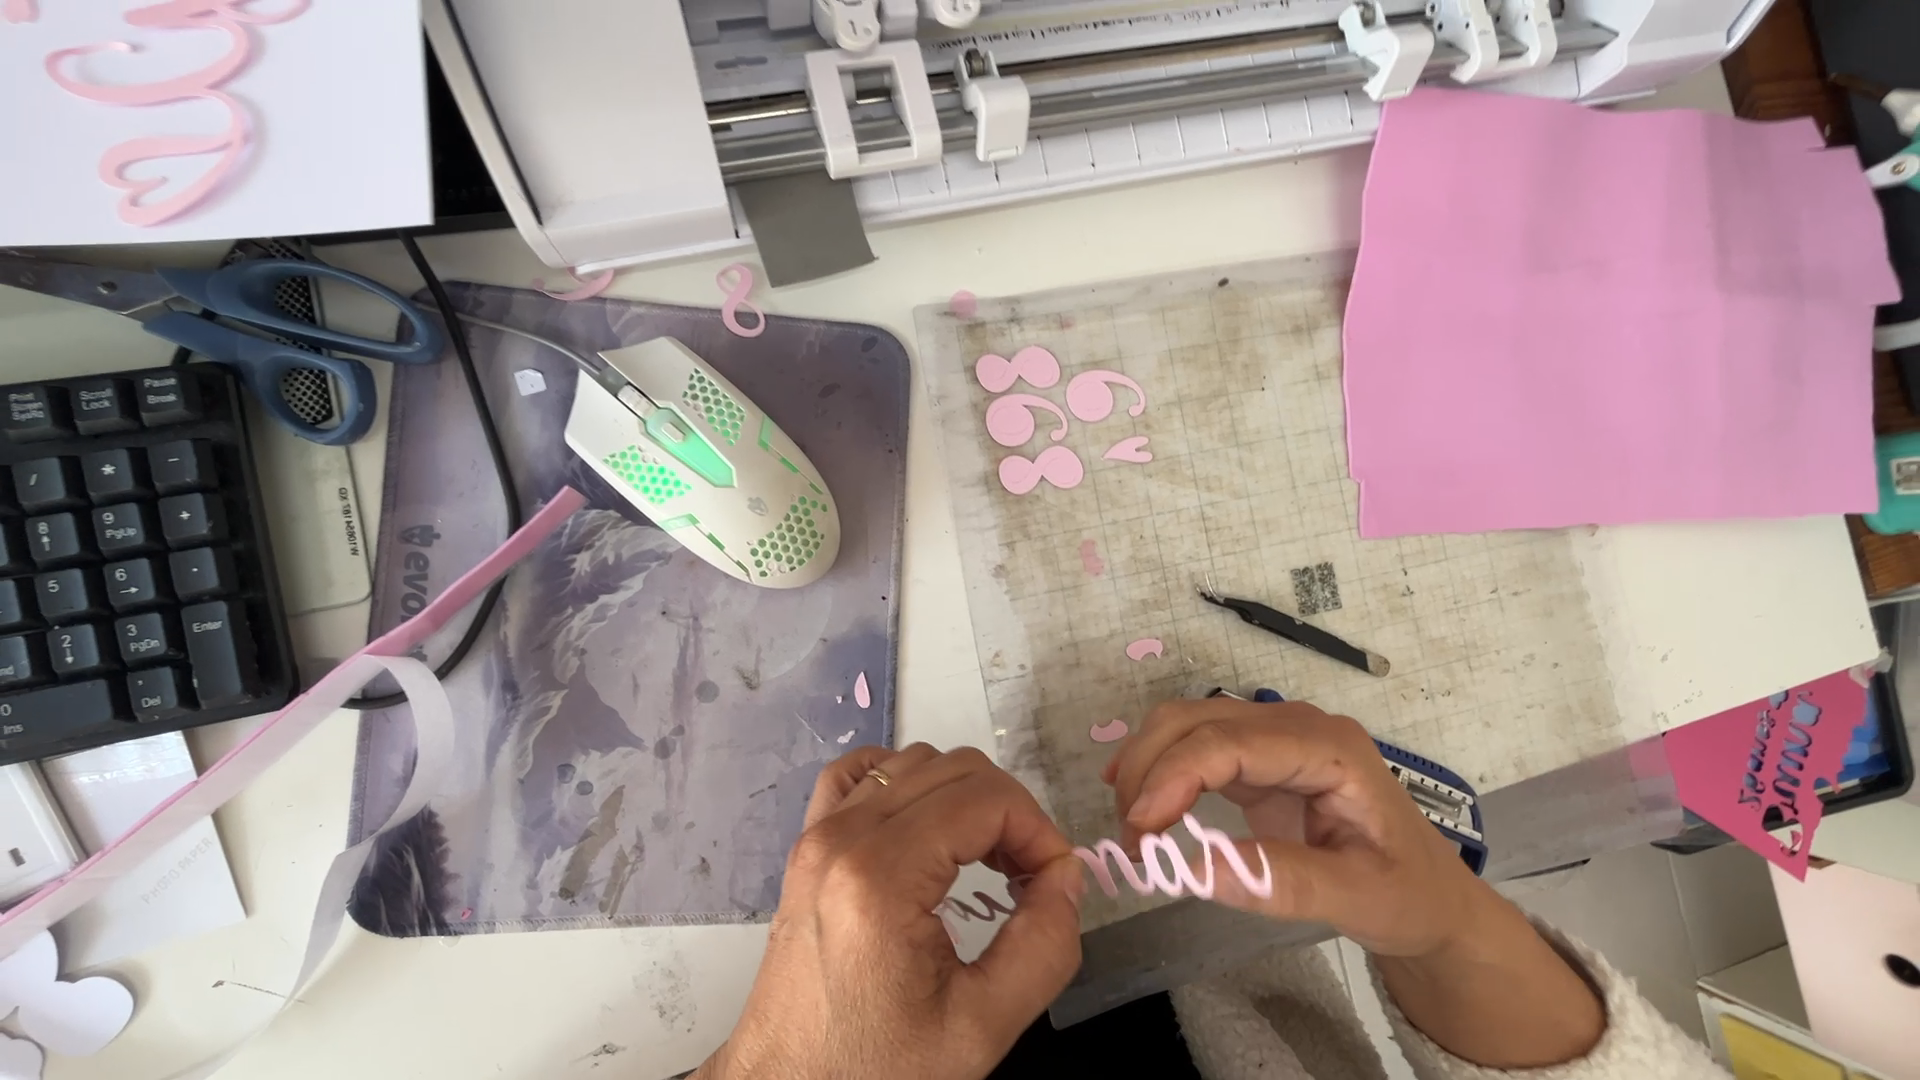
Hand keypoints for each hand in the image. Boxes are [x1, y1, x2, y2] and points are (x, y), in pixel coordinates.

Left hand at [696, 744, 1086, 1079]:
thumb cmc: (878, 1069)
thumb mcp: (981, 1028)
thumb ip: (1044, 946)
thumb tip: (1064, 873)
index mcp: (882, 875)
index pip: (986, 798)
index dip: (1038, 829)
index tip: (1054, 880)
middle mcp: (844, 835)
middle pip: (955, 768)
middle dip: (1009, 811)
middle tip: (1027, 875)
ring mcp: (819, 832)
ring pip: (914, 761)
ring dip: (964, 796)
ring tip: (984, 858)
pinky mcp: (808, 842)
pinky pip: (859, 772)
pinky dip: (903, 780)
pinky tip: (923, 822)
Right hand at [1105, 698, 1602, 1067]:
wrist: (1432, 897)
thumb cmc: (1408, 896)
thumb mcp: (1359, 899)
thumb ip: (1282, 883)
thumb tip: (1193, 871)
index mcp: (1326, 747)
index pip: (1230, 741)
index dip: (1175, 773)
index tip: (1140, 827)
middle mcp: (1293, 725)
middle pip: (1196, 720)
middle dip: (1149, 769)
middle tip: (1131, 838)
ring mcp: (1272, 736)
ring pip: (1185, 724)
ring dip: (1146, 766)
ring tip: (1134, 829)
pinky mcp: (1255, 756)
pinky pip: (1192, 743)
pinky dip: (1156, 763)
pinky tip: (1135, 794)